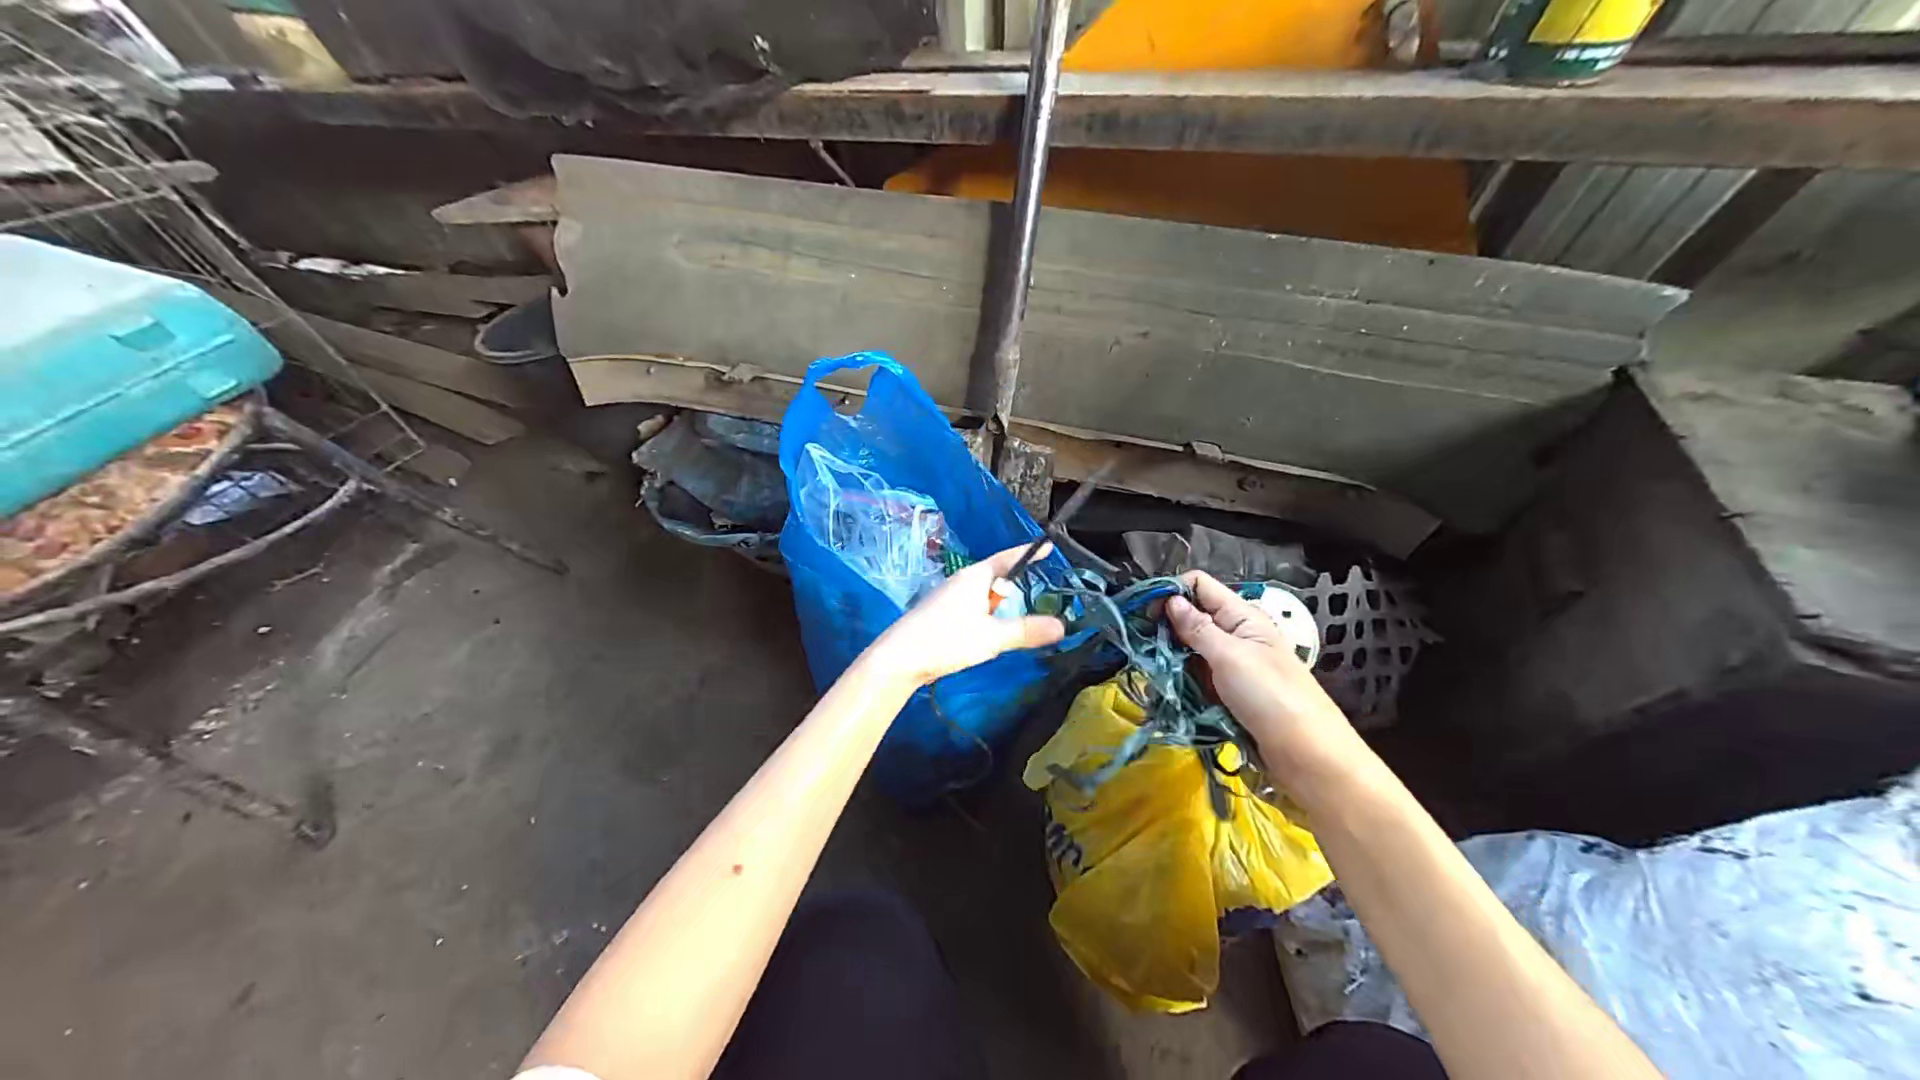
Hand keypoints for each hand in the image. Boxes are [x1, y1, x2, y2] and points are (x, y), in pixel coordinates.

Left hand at [861, 544, 1066, 688]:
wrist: (899, 658)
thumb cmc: (946, 640)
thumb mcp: (992, 637)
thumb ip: (1026, 631)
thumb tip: (1061, 626)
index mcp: (975, 577)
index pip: (1008, 558)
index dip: (1029, 554)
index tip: (1047, 547)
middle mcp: (961, 581)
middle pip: (996, 577)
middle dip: (1014, 587)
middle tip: (1034, 599)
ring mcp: (947, 596)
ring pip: (982, 595)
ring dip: (998, 605)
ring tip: (1010, 624)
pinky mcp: (939, 613)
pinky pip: (971, 606)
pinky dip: (985, 615)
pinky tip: (985, 635)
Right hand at [1164, 571, 1372, 793]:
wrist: (1307, 754)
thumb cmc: (1271, 697)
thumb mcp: (1229, 656)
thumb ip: (1197, 627)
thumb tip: (1171, 599)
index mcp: (1242, 616)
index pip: (1200, 586)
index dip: (1171, 591)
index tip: (1143, 612)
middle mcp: (1236, 634)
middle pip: (1192, 617)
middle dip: (1166, 626)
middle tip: (1141, 643)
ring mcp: (1233, 664)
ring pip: (1191, 649)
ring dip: (1171, 656)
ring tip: (1150, 669)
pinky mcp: (1229, 691)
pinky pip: (1198, 676)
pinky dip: (1182, 679)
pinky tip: (1166, 688)